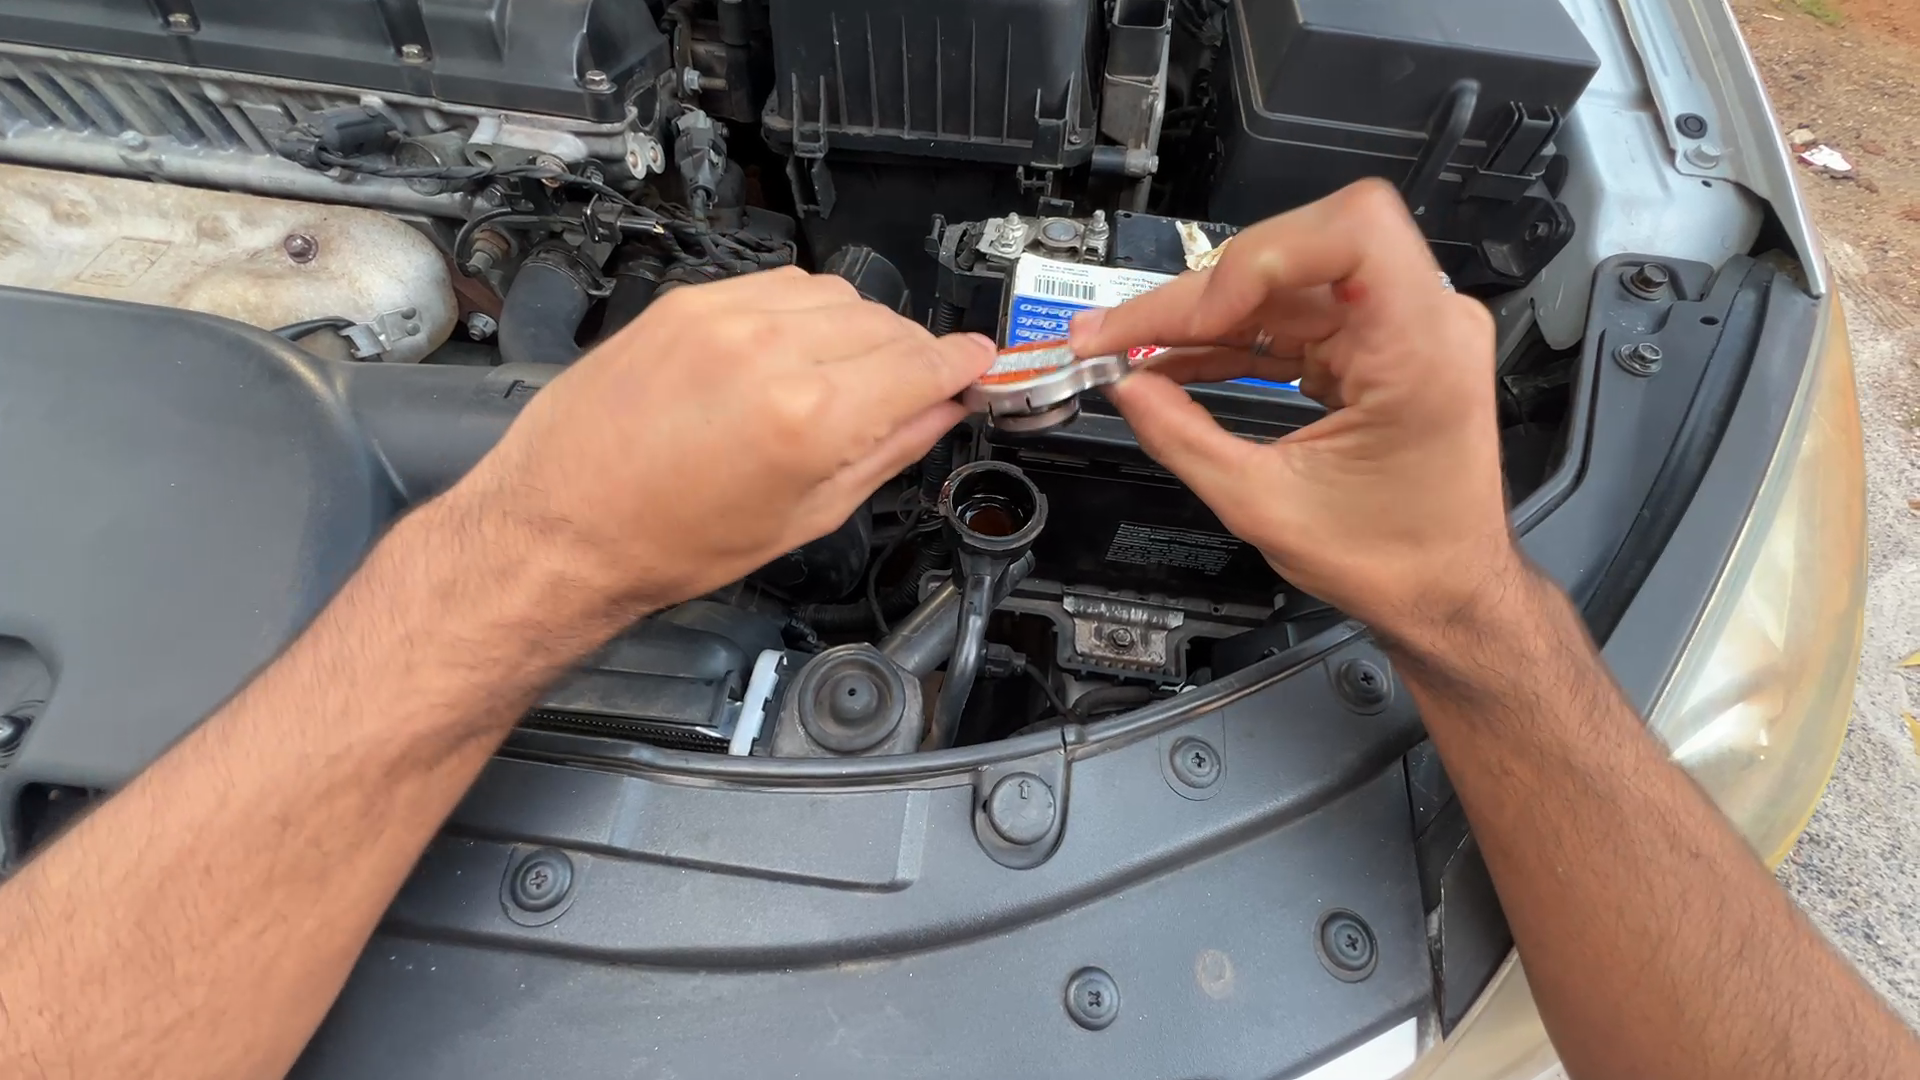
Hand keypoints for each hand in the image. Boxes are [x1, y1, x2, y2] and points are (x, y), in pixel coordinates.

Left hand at [456, 267, 995, 618]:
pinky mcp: (688, 302)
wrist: (564, 524)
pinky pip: (782, 286)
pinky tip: (798, 352)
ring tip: (848, 377)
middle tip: (915, 387)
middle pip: (888, 325)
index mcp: (811, 418)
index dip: (963, 363)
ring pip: (839, 297)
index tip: (982, 362)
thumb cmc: (675, 541)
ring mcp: (725, 315)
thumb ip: (888, 452)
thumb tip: (939, 412)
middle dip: (915, 354)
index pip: (921, 366)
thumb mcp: (807, 516)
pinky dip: (810, 313)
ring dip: (864, 331)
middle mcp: (772, 350)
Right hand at [1069, 179, 1517, 646]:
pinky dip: (1222, 342)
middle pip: (1287, 261)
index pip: (1350, 232)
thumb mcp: (1263, 505)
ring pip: (1273, 288)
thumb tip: (1126, 386)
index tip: (1192, 321)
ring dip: (1194, 319)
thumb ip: (1182, 438)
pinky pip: (1283, 322)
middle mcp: (1416, 322)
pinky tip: (1171, 364)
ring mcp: (1393, 330)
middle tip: (1111, 335)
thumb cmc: (1388, 558)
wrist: (1441, 588)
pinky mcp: (1368, 348)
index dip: (1255, 261)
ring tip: (1126, 350)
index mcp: (1418, 352)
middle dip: (1190, 300)